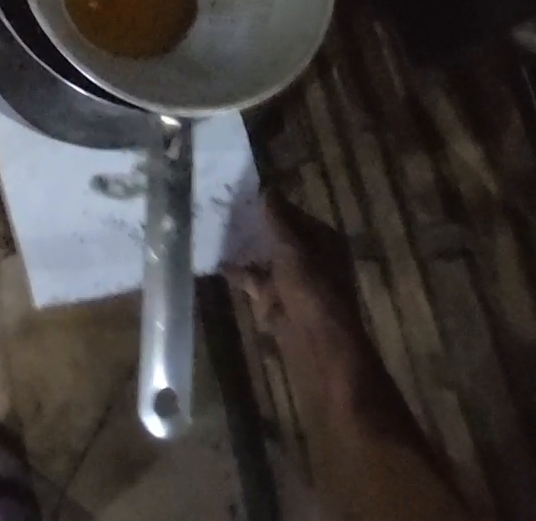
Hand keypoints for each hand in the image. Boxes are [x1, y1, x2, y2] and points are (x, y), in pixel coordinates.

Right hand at [228, 195, 369, 399]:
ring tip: (213, 229)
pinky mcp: (275, 299)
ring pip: (263, 256)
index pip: (291, 213)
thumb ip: (277, 219)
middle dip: (251, 224)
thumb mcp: (293, 249)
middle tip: (220, 208)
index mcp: (322, 240)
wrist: (318, 345)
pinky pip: (252, 279)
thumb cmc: (312, 290)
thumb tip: (266, 189)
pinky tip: (214, 260)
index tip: (238, 193)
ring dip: (242, 247)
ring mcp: (291, 279)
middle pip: (276, 234)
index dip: (267, 203)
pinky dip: (236, 271)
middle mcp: (309, 257)